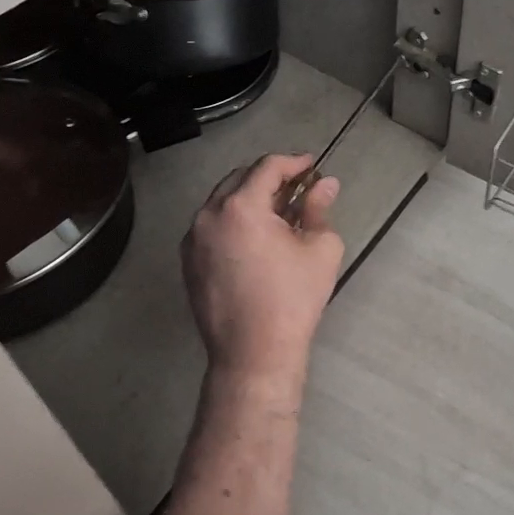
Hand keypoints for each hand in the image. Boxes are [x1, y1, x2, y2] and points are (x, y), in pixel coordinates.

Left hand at [180, 153, 345, 381]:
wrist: (253, 353)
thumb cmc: (293, 298)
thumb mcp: (320, 248)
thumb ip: (318, 208)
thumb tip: (325, 184)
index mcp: (240, 207)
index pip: (267, 167)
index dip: (294, 162)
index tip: (313, 166)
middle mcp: (208, 216)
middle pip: (240, 179)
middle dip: (270, 177)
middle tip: (299, 187)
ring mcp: (193, 240)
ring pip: (222, 202)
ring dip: (250, 198)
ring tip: (280, 212)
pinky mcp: (188, 262)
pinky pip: (212, 226)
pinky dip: (234, 220)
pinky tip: (257, 238)